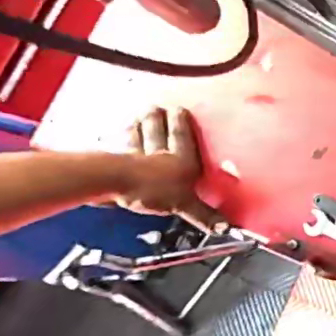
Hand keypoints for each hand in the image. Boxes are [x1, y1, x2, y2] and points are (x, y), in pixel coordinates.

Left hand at [118, 107, 225, 230]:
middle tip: (155, 108)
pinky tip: (109, 137)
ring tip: (138, 117)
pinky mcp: (112, 163)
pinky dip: (113, 142)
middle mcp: (158, 154)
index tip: (180, 109)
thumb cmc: (154, 190)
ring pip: (136, 138)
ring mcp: (133, 156)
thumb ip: (204, 215)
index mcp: (180, 160)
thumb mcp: (185, 205)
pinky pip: (115, 149)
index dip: (181, 124)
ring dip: (137, 127)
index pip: (182, 138)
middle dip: (157, 121)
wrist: (116, 183)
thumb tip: (225, 227)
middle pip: (156, 133)